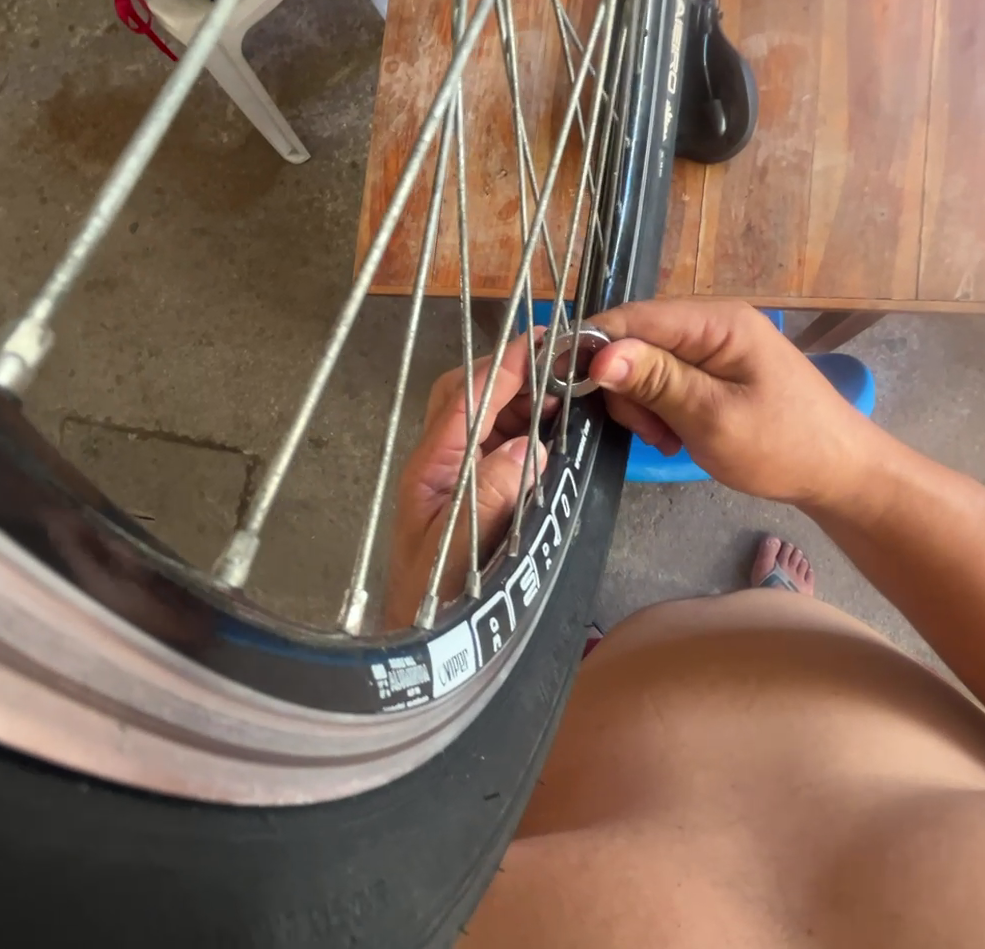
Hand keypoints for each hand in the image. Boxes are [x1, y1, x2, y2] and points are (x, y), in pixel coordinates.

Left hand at [382, 332, 556, 627]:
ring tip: (562, 387)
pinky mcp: (475, 486)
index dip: (499, 370)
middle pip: (467, 396)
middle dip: (509, 371)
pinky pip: (498, 442)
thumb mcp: (459, 553)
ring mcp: (457, 472)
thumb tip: (527, 448)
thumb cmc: (434, 599)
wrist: (422, 640)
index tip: (536, 344)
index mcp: (429, 468)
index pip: (462, 404)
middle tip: (556, 358)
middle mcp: (440, 461)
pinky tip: (552, 425)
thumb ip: (489, 499)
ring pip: (485, 414)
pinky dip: (526, 425)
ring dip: (521, 395)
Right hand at [587, 300, 886, 507]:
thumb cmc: (782, 445)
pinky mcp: (711, 371)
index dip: (593, 346)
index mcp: (716, 322)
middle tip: (646, 433)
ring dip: (641, 404)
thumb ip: (656, 381)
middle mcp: (710, 324)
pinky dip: (657, 410)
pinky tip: (672, 437)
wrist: (839, 474)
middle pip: (634, 341)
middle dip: (624, 386)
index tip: (563, 384)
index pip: (633, 318)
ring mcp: (711, 347)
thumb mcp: (713, 416)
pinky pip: (663, 380)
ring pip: (643, 364)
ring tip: (664, 440)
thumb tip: (598, 354)